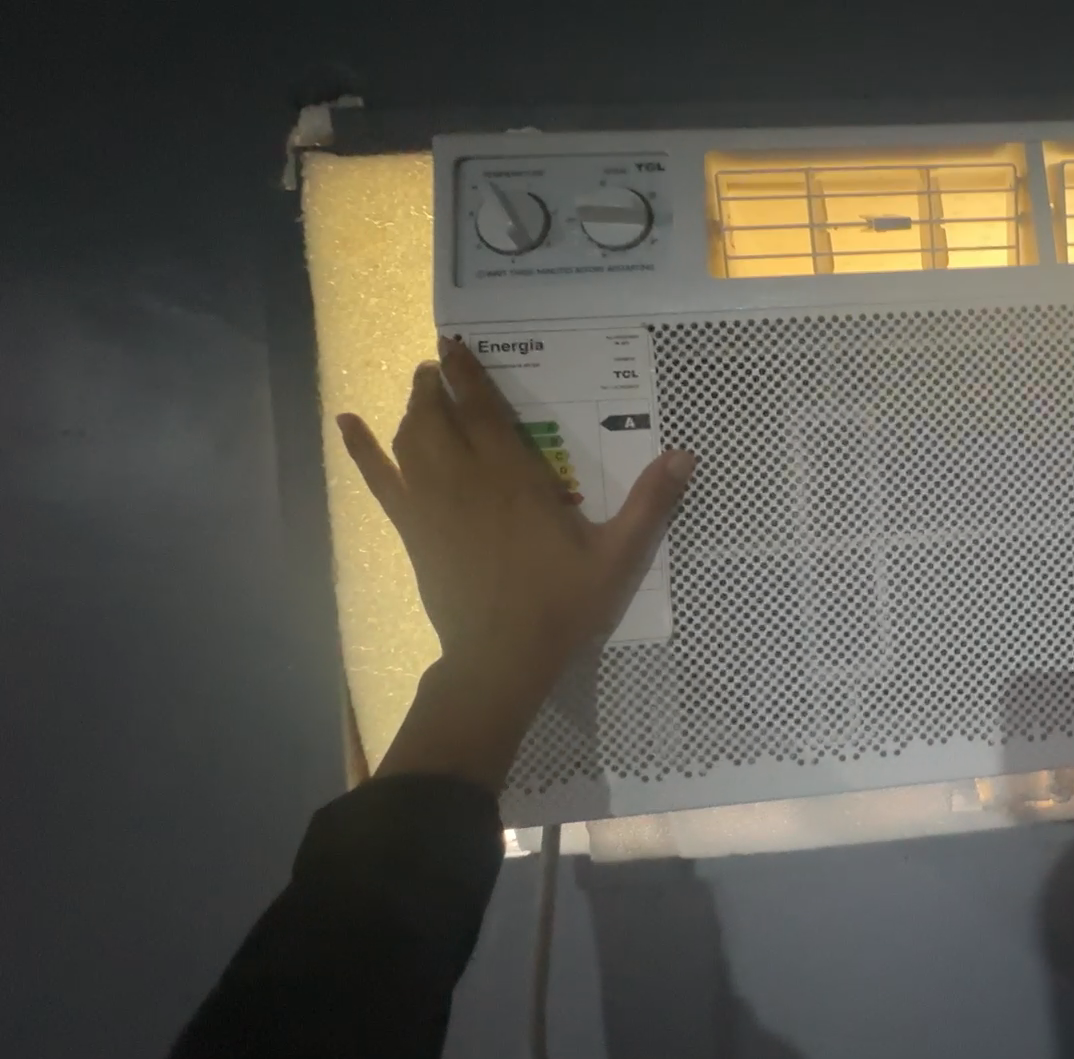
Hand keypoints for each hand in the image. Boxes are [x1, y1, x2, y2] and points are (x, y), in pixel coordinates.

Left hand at [337, 338, 694, 787]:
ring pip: (409, 439)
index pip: (482, 412)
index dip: (468, 376)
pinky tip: (346, 425)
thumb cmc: (565, 603)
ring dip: (411, 407)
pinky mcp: (412, 530)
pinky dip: (360, 450)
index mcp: (515, 481)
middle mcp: (465, 482)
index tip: (456, 345)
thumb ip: (650, 503)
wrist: (503, 657)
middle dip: (436, 385)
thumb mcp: (619, 554)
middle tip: (441, 363)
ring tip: (418, 387)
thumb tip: (685, 454)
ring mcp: (431, 506)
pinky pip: (379, 480)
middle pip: (437, 417)